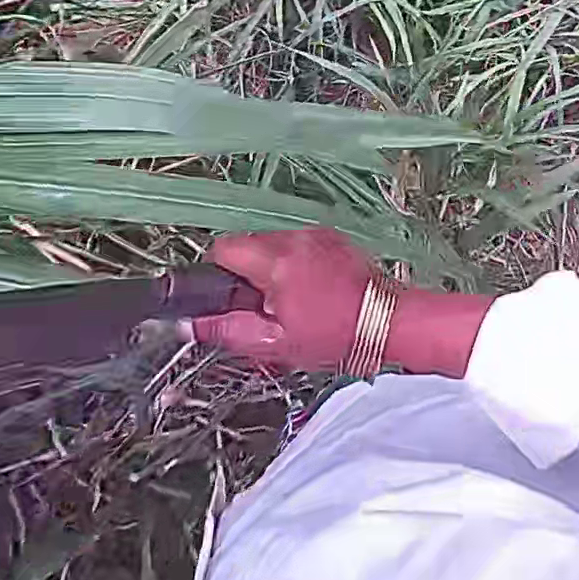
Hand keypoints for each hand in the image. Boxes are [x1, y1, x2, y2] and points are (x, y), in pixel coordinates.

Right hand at [190, 229, 495, 377]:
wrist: (389, 323)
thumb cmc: (337, 335)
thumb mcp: (275, 343)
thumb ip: (227, 330)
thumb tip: (189, 325)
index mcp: (277, 261)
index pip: (224, 249)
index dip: (218, 274)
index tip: (229, 297)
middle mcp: (295, 239)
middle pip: (248, 244)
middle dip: (246, 273)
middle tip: (262, 307)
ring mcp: (316, 235)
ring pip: (273, 244)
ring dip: (271, 268)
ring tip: (290, 302)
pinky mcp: (333, 238)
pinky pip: (298, 245)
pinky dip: (295, 263)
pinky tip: (310, 291)